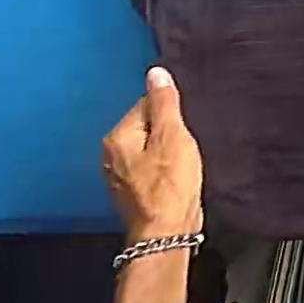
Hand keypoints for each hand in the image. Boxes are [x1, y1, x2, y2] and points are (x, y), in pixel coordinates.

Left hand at [102, 66, 203, 241]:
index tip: (188, 119)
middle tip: (191, 135)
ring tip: (188, 151)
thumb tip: (155, 72)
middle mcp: (112, 153)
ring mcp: (120, 174)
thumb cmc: (171, 179)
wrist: (166, 230)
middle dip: (169, 127)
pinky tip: (179, 168)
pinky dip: (165, 161)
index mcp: (118, 136)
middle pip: (147, 124)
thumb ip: (165, 102)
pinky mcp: (133, 188)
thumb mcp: (173, 135)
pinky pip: (151, 162)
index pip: (147, 104)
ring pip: (150, 144)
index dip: (171, 108)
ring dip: (168, 144)